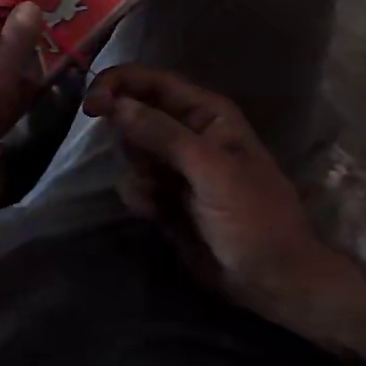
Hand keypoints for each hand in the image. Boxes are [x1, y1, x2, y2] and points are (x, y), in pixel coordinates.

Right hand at [84, 65, 365, 340]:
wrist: (275, 283)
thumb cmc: (255, 218)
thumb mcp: (212, 170)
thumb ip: (163, 134)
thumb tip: (114, 104)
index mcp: (206, 113)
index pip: (152, 81)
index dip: (118, 83)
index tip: (90, 104)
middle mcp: (187, 131)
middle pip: (134, 110)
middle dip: (122, 130)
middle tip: (121, 149)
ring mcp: (175, 164)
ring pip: (129, 147)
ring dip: (133, 168)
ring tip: (154, 192)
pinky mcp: (164, 194)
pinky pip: (133, 181)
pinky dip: (137, 194)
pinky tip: (154, 212)